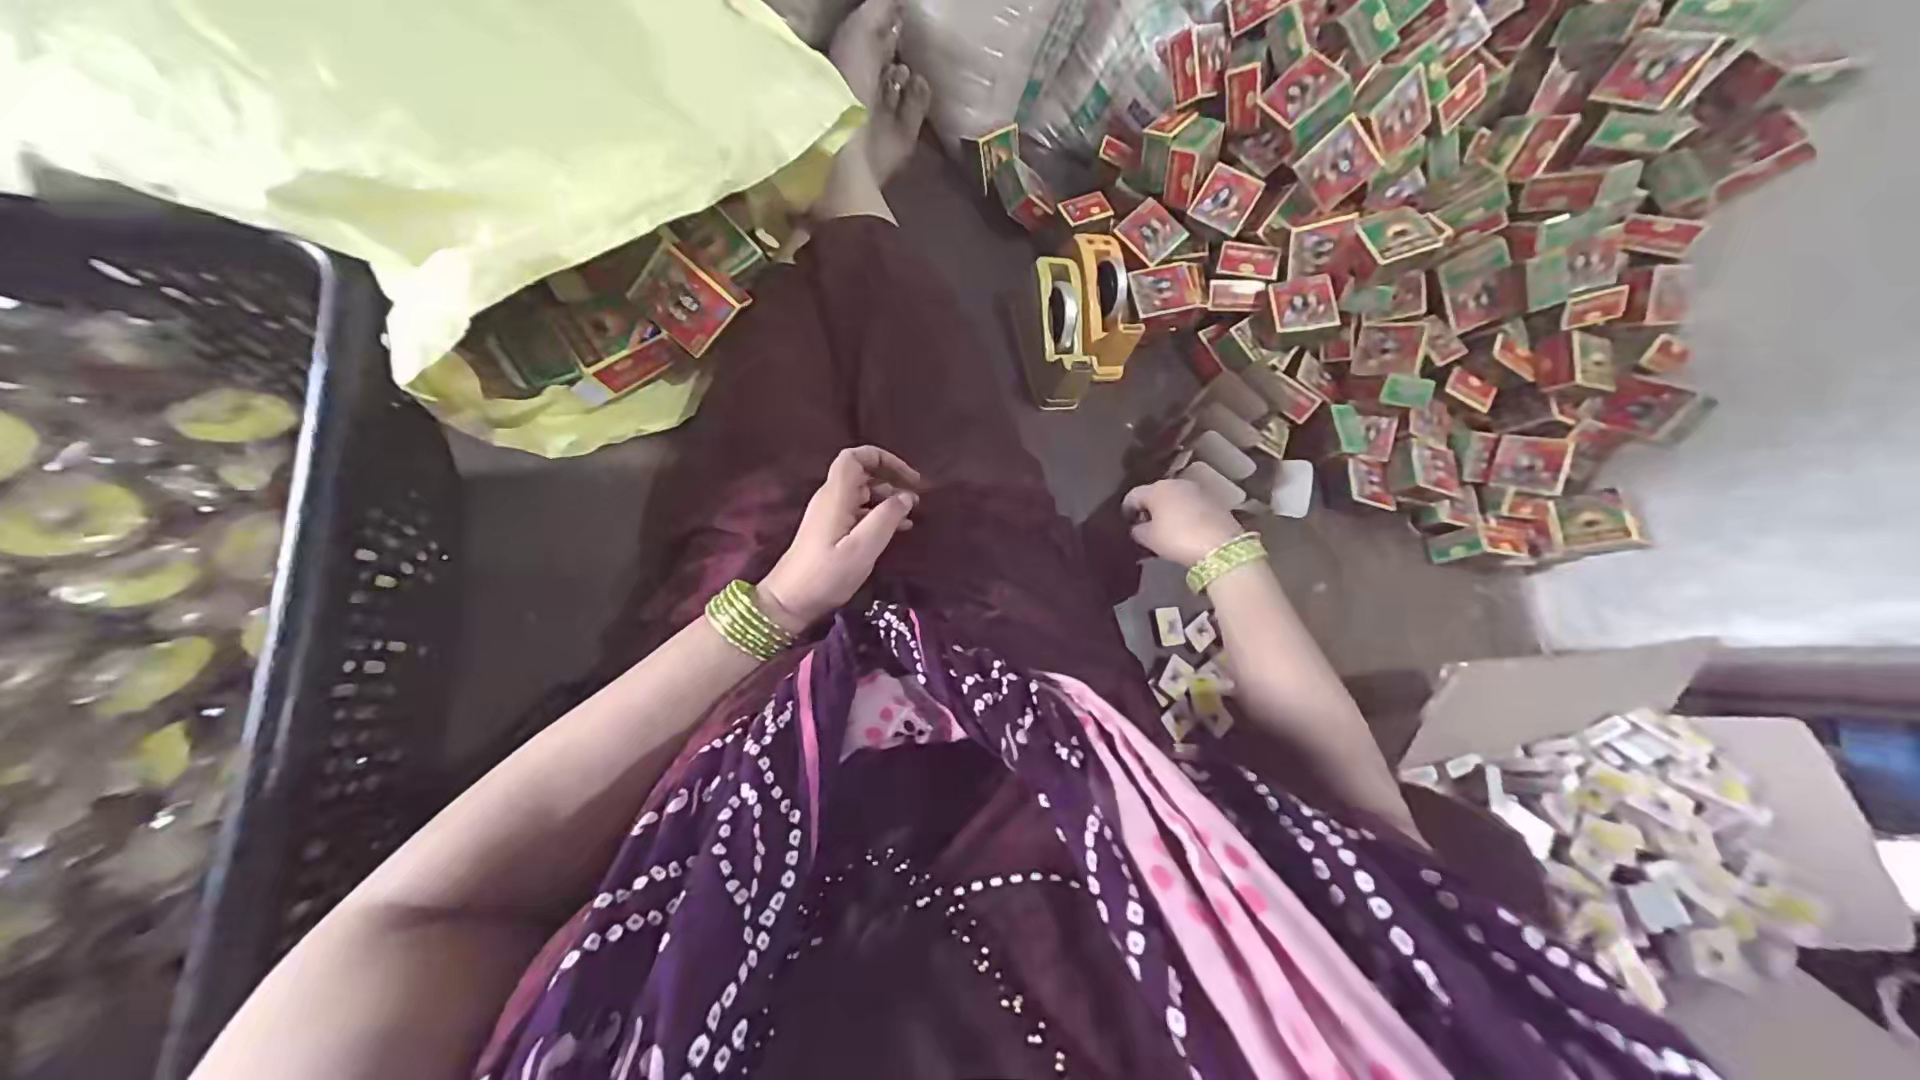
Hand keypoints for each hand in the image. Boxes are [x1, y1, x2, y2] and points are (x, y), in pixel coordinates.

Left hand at [759, 446, 923, 630]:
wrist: (790, 601)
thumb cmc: (827, 574)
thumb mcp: (863, 547)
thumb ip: (887, 517)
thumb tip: (907, 496)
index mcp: (836, 495)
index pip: (855, 456)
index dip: (883, 458)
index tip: (908, 477)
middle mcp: (832, 498)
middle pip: (862, 472)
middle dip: (891, 478)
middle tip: (917, 496)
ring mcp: (830, 514)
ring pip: (863, 492)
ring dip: (888, 498)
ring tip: (912, 513)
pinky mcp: (831, 530)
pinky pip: (859, 510)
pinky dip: (879, 513)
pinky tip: (898, 528)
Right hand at [1122, 479, 1244, 566]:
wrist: (1221, 546)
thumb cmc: (1178, 539)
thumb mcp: (1148, 539)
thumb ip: (1137, 530)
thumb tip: (1137, 527)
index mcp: (1157, 488)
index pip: (1132, 496)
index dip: (1126, 511)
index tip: (1127, 525)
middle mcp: (1177, 483)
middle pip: (1155, 494)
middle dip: (1149, 510)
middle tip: (1146, 529)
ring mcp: (1198, 490)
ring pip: (1175, 498)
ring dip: (1168, 511)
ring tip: (1166, 531)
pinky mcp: (1214, 500)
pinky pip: (1191, 504)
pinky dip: (1184, 514)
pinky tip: (1185, 530)